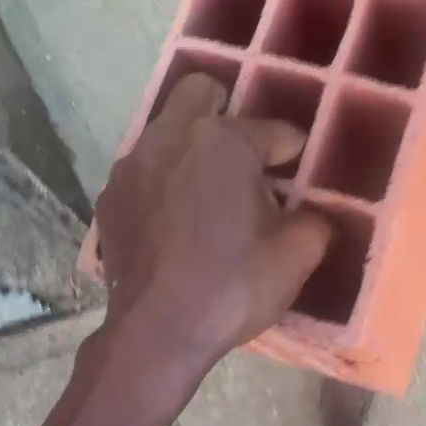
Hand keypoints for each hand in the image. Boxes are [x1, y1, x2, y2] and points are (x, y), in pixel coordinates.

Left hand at [95, 74, 332, 373]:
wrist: (157, 333)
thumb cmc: (233, 286)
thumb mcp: (298, 254)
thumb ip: (316, 220)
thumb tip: (312, 214)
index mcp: (224, 141)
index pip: (274, 130)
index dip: (293, 151)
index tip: (298, 170)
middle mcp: (172, 137)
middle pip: (201, 92)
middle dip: (227, 112)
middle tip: (245, 157)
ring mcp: (133, 166)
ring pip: (167, 130)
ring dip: (192, 148)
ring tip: (209, 192)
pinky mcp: (110, 198)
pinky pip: (145, 171)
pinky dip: (164, 182)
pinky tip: (176, 221)